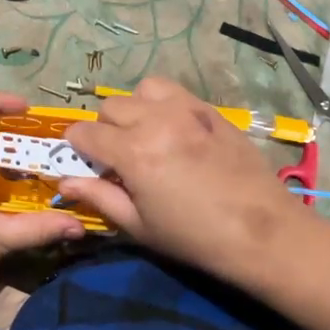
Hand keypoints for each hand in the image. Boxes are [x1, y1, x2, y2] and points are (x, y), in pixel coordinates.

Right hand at [62, 76, 301, 275]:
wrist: (264, 234)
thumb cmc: (196, 238)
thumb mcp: (139, 226)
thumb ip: (99, 197)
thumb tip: (65, 182)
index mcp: (133, 152)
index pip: (84, 132)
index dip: (77, 148)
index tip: (86, 164)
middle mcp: (155, 121)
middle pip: (110, 108)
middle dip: (104, 129)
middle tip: (118, 157)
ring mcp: (186, 110)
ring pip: (141, 91)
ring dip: (134, 109)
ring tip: (145, 134)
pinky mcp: (210, 110)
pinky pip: (173, 92)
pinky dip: (162, 103)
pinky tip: (173, 130)